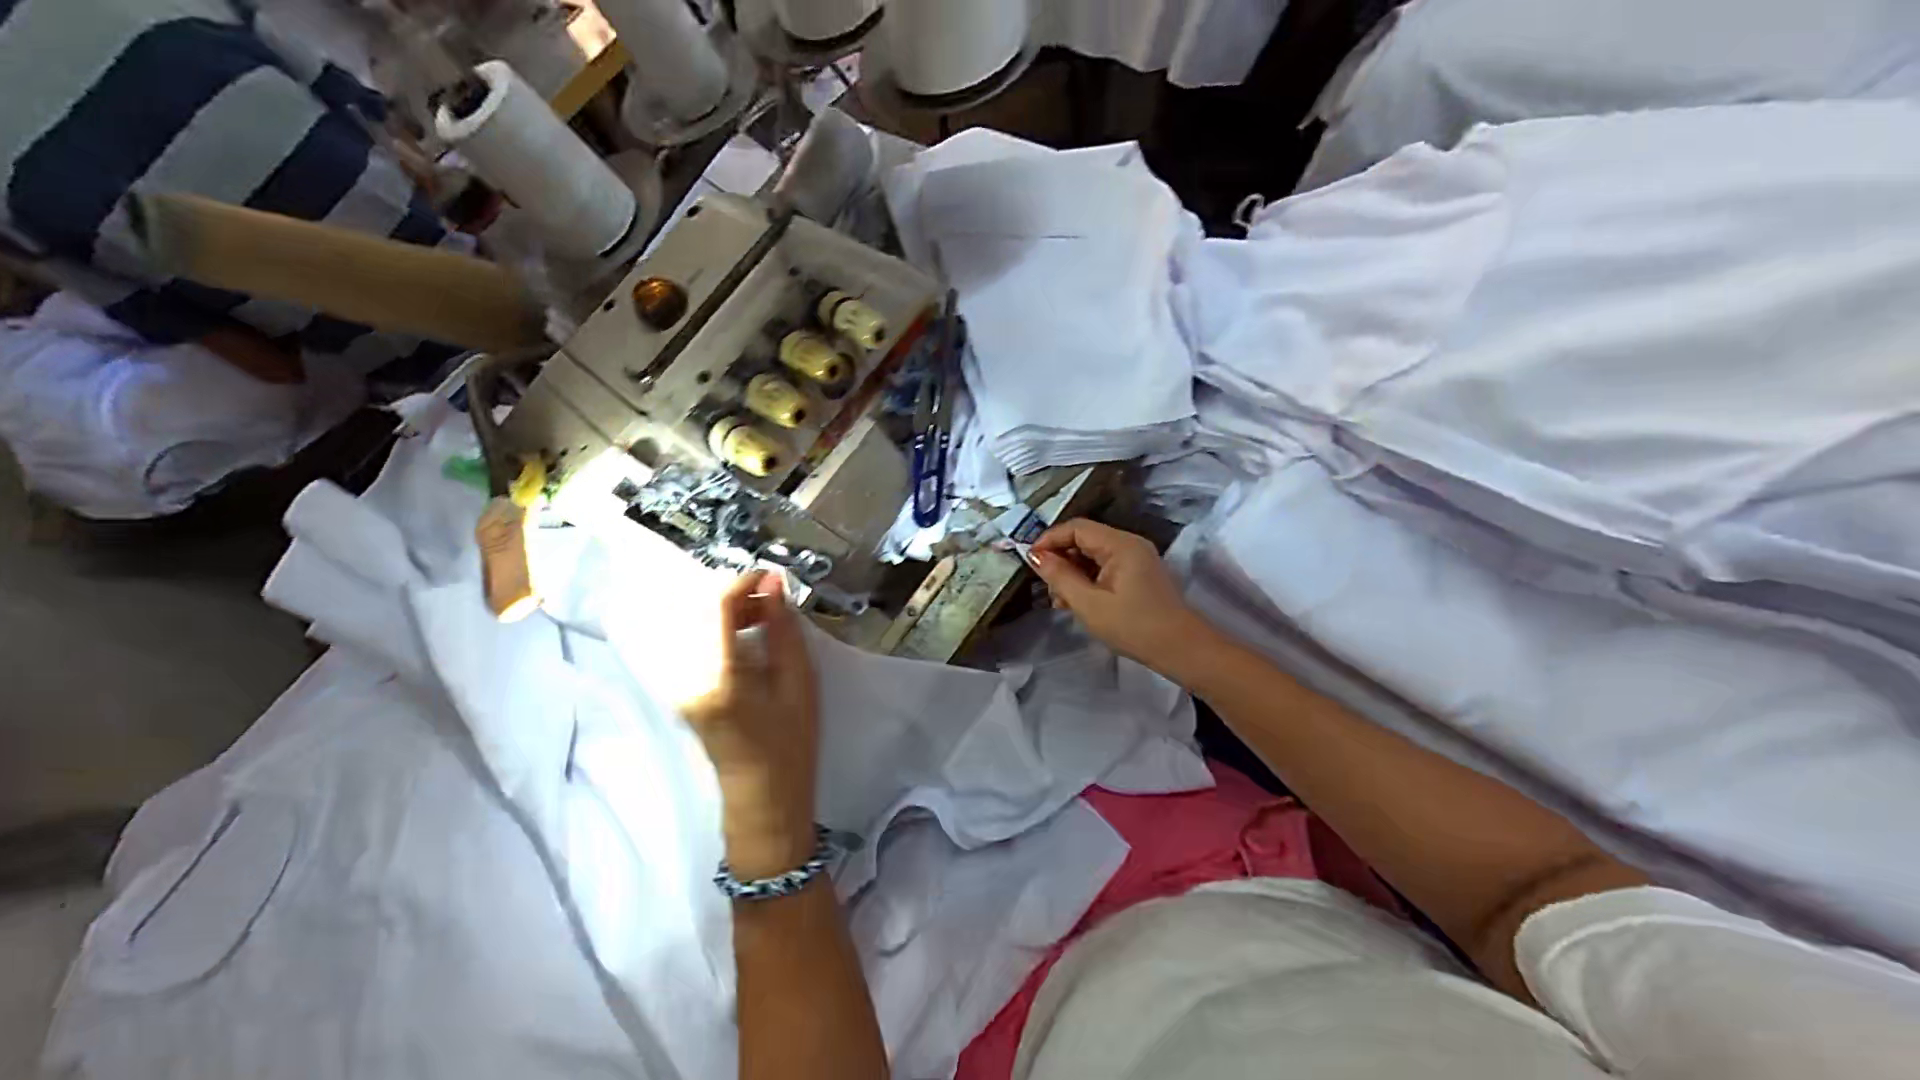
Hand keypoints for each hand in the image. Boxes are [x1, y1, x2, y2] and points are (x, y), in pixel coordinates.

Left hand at [681, 570, 819, 878]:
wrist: (763, 801)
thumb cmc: (790, 746)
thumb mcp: (800, 683)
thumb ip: (784, 629)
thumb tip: (774, 583)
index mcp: (718, 676)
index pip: (716, 605)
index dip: (744, 581)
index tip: (773, 579)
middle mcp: (686, 676)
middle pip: (699, 610)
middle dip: (737, 595)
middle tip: (774, 602)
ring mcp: (677, 685)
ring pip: (694, 624)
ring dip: (728, 612)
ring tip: (765, 620)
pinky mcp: (680, 691)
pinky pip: (694, 643)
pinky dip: (720, 631)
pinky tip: (747, 639)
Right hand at [1028, 519, 1222, 679]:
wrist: (1181, 650)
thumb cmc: (1133, 626)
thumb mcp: (1089, 604)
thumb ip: (1059, 576)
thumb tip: (1035, 556)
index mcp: (1120, 544)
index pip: (1076, 527)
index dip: (1049, 540)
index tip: (1029, 561)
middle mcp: (1129, 544)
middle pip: (1084, 539)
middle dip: (1060, 559)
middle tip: (1045, 587)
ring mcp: (1136, 559)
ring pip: (1092, 555)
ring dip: (1072, 572)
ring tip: (1060, 601)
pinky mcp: (1138, 574)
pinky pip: (1104, 567)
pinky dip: (1087, 580)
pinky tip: (1077, 602)